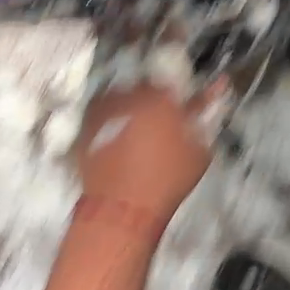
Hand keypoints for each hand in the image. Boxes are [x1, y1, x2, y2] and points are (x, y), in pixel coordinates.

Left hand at [73, 82, 220, 229]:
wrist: (122, 208)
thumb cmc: (167, 179)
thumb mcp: (199, 151)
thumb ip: (202, 120)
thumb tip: (206, 102)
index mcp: (161, 96)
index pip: (174, 82)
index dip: (178, 95)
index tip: (182, 106)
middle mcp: (129, 96)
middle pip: (143, 87)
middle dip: (152, 100)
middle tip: (160, 122)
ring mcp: (102, 110)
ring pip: (119, 99)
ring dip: (128, 109)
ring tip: (135, 133)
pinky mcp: (83, 128)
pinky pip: (99, 117)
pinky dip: (108, 123)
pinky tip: (115, 142)